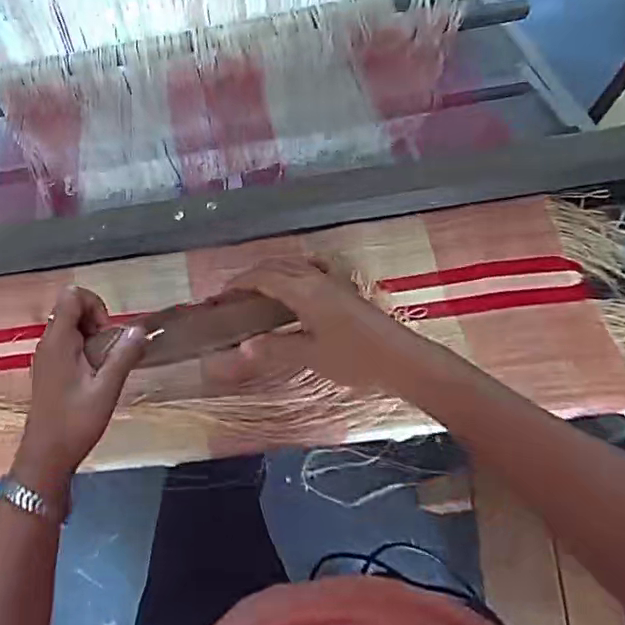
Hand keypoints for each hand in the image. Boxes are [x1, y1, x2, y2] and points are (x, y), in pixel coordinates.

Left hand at [11, 287, 148, 499]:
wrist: (45, 457)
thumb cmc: (75, 422)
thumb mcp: (106, 390)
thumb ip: (123, 356)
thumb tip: (140, 329)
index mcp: (58, 340)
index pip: (72, 295)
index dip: (95, 304)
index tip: (107, 332)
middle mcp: (47, 342)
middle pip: (71, 308)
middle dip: (95, 320)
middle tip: (109, 350)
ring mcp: (45, 356)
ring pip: (69, 326)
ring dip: (90, 336)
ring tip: (103, 366)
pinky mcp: (47, 369)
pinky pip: (66, 344)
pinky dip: (82, 349)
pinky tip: (93, 377)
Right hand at [225, 258, 422, 393]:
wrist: (403, 360)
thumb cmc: (355, 359)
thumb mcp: (311, 356)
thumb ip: (275, 348)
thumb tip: (242, 346)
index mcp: (303, 291)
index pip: (261, 277)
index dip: (238, 283)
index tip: (221, 295)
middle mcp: (315, 278)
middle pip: (275, 266)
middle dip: (251, 275)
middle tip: (234, 295)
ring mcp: (332, 281)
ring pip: (293, 265)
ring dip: (270, 272)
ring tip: (257, 290)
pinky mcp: (344, 289)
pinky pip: (310, 269)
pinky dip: (293, 271)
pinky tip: (296, 283)